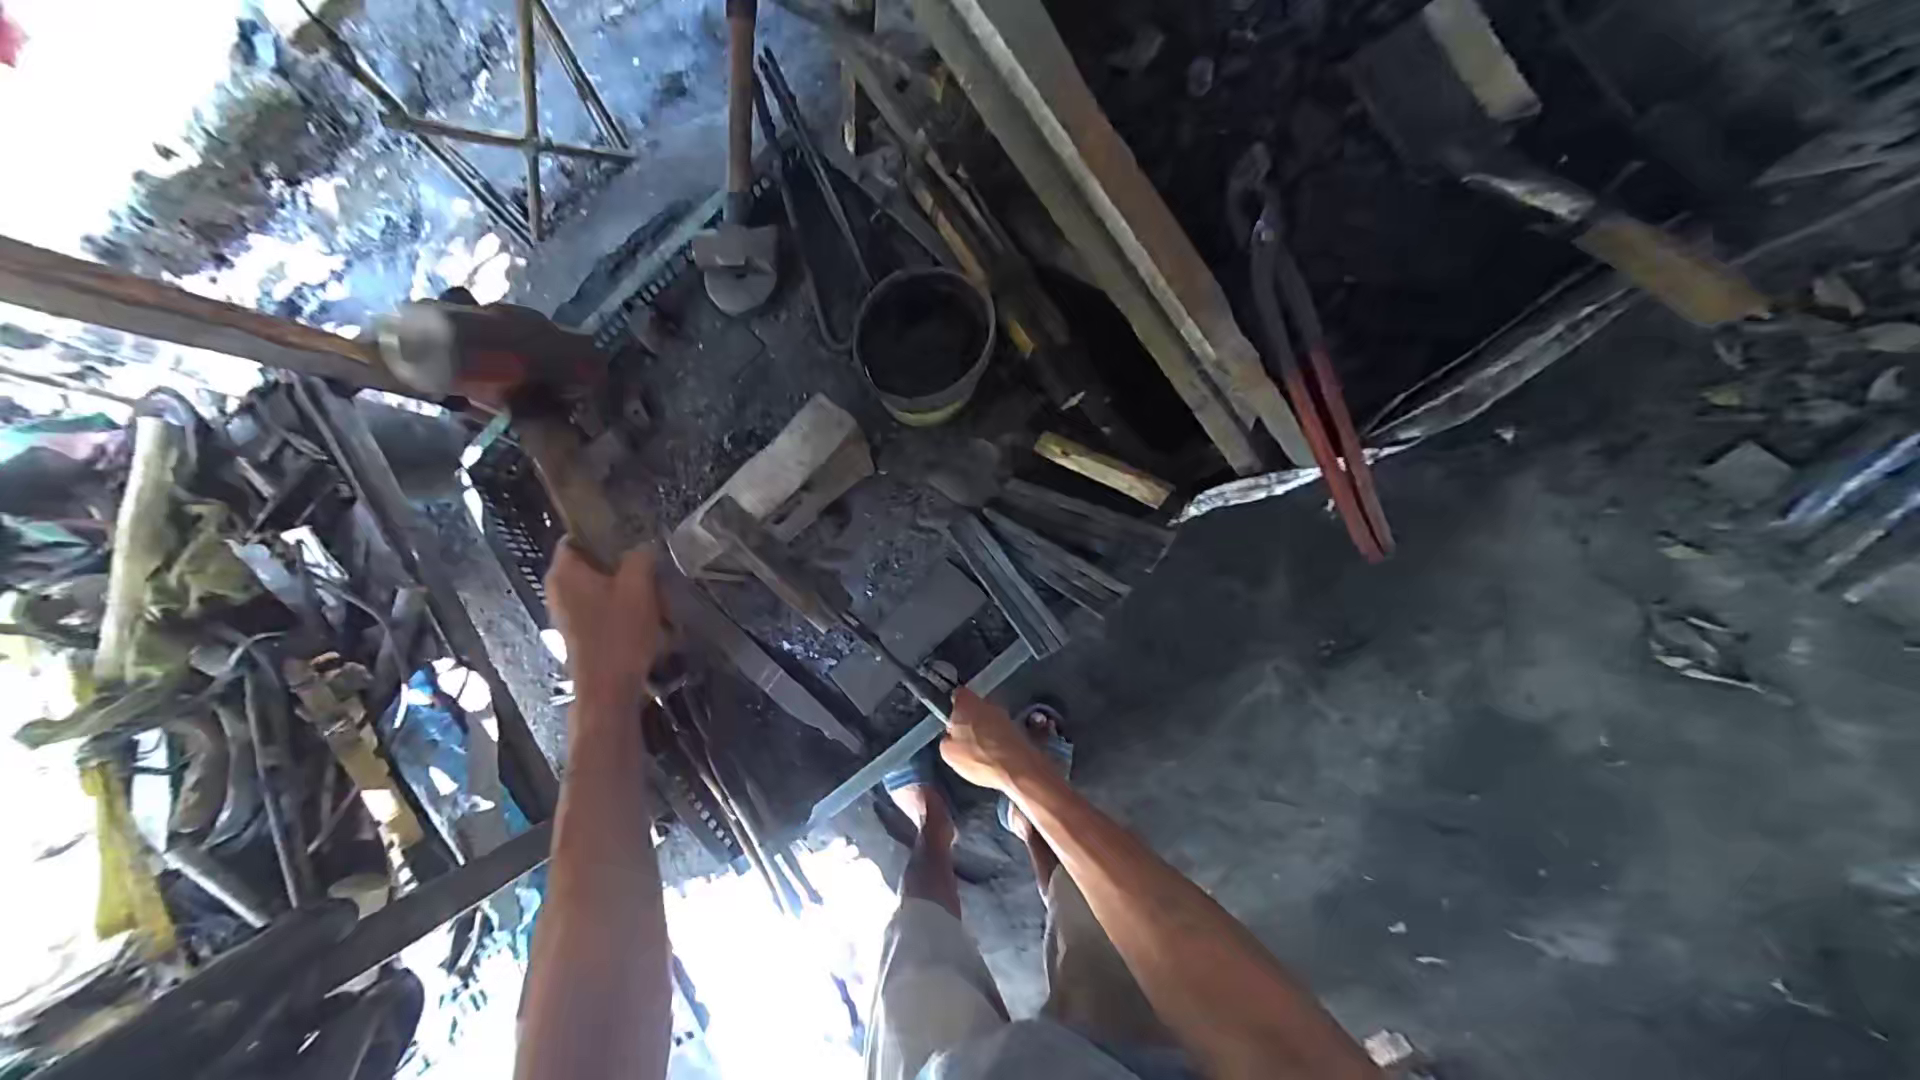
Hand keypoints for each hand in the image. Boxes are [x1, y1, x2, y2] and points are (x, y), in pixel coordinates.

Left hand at [545, 540, 664, 707]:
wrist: (608, 688)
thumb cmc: (620, 632)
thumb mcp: (639, 586)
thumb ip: (641, 557)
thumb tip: (644, 547)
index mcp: (564, 572)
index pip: (577, 537)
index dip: (604, 532)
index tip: (633, 535)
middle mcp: (557, 589)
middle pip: (591, 563)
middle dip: (621, 562)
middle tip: (651, 564)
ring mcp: (565, 613)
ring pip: (598, 586)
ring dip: (625, 586)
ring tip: (654, 591)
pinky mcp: (578, 632)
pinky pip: (600, 607)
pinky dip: (620, 606)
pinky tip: (646, 615)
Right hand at [939, 687, 1050, 793]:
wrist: (1017, 768)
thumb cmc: (978, 756)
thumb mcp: (948, 753)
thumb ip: (947, 738)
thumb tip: (951, 736)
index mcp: (966, 702)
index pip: (957, 695)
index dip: (953, 707)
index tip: (950, 721)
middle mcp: (987, 702)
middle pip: (974, 708)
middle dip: (969, 721)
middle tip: (964, 740)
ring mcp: (1004, 714)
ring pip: (988, 720)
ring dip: (984, 731)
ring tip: (980, 752)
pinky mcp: (1018, 728)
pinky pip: (1000, 732)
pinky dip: (997, 741)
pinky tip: (994, 757)